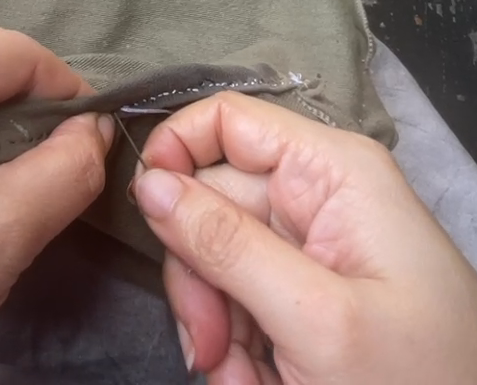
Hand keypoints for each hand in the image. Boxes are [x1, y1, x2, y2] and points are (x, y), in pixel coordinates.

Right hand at [133, 93, 476, 384]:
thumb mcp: (318, 321)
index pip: (227, 119)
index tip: (148, 210)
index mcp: (330, 169)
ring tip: (241, 382)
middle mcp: (317, 195)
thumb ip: (227, 244)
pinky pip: (242, 300)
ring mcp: (312, 248)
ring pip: (218, 258)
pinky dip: (238, 347)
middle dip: (201, 278)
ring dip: (216, 324)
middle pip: (213, 201)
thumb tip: (146, 180)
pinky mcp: (310, 296)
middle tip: (210, 350)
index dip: (177, 149)